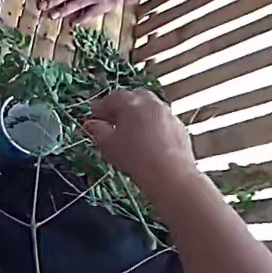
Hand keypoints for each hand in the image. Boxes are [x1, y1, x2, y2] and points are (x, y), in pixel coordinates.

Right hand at [83, 89, 197, 188]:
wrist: (170, 174)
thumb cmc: (134, 157)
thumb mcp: (107, 144)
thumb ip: (97, 130)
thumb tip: (91, 124)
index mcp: (131, 102)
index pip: (111, 98)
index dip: (100, 108)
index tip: (93, 119)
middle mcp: (151, 102)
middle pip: (133, 98)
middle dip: (121, 108)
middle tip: (112, 122)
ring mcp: (168, 113)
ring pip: (149, 109)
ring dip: (138, 116)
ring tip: (130, 133)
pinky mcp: (179, 127)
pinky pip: (161, 122)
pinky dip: (152, 126)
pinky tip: (148, 142)